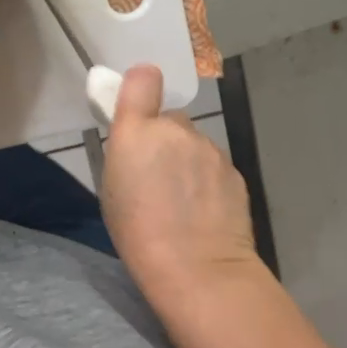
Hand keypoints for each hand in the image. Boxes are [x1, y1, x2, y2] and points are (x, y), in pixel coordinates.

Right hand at [101, 65, 263, 301]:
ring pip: (193, 144)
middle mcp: (176, 130)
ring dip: (186, 160)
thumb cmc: (136, 231)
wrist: (196, 268)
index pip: (143, 79)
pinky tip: (202, 210)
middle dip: (162, 139)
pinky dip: (206, 180)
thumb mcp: (112, 185)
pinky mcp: (234, 171)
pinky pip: (212, 166)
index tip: (137, 105)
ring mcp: (210, 149)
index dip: (140, 87)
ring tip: (181, 200)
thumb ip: (128, 150)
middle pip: (168, 120)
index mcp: (136, 131)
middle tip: (156, 175)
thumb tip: (142, 142)